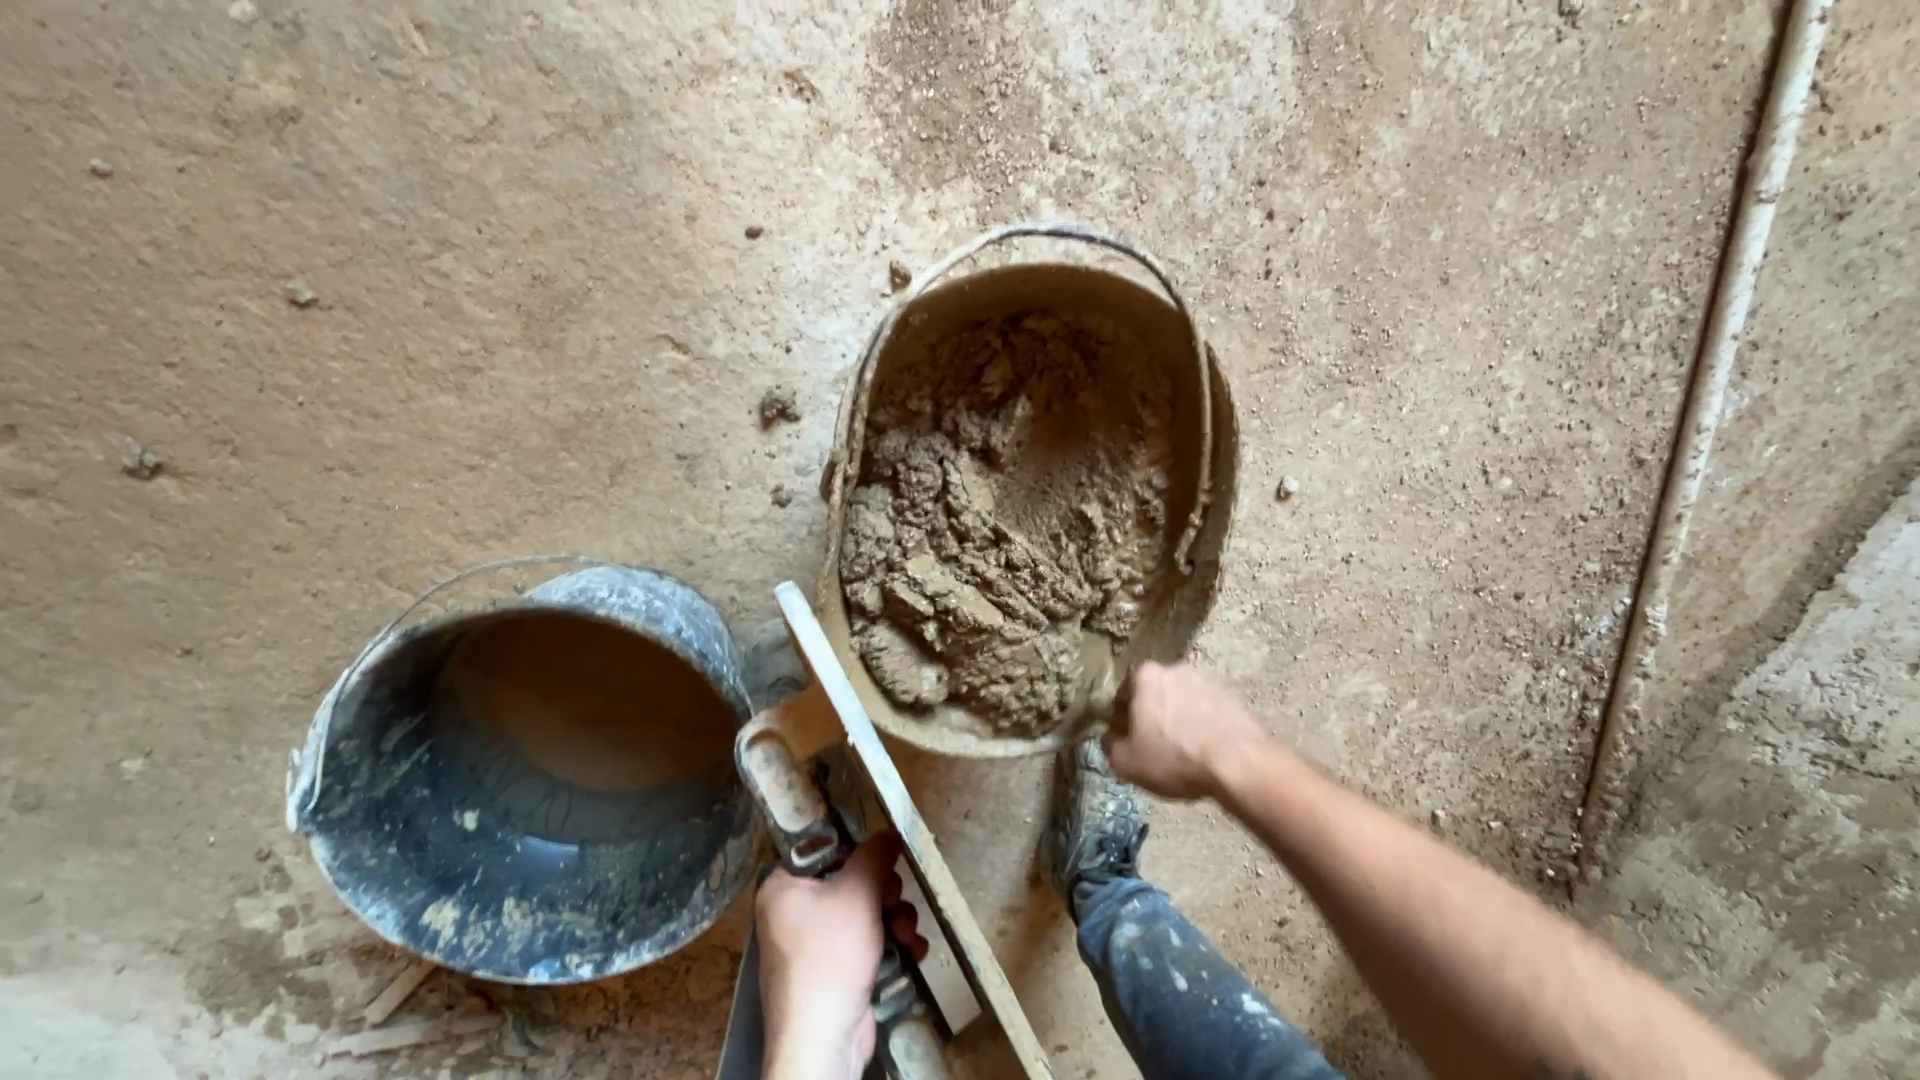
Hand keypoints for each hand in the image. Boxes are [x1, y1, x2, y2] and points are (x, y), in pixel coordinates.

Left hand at [755, 835, 924, 1079]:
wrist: (823, 1038)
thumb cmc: (831, 954)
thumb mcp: (857, 892)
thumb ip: (875, 855)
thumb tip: (888, 832)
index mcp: (784, 887)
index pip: (823, 850)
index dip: (857, 850)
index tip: (883, 858)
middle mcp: (795, 913)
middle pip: (852, 882)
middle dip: (886, 892)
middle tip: (895, 901)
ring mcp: (816, 946)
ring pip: (867, 914)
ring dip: (897, 919)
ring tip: (907, 934)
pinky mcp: (837, 973)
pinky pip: (869, 944)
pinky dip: (892, 945)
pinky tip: (911, 952)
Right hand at [1104, 661, 1266, 799]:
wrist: (1238, 764)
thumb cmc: (1174, 758)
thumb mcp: (1126, 762)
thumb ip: (1110, 745)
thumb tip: (1110, 737)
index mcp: (1145, 675)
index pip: (1124, 694)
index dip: (1122, 719)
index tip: (1128, 740)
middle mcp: (1175, 669)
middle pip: (1155, 694)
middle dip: (1153, 715)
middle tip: (1155, 746)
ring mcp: (1207, 680)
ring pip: (1183, 702)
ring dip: (1179, 720)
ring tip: (1184, 752)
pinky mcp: (1233, 697)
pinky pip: (1207, 711)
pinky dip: (1203, 726)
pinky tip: (1206, 752)